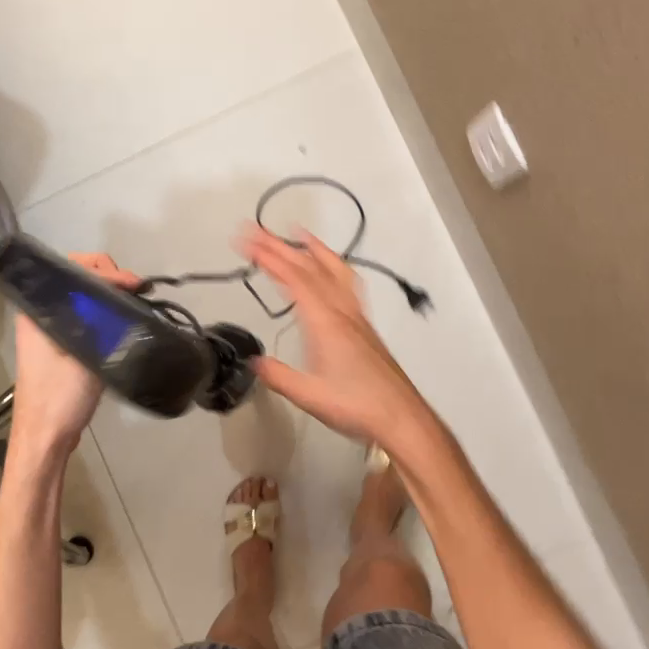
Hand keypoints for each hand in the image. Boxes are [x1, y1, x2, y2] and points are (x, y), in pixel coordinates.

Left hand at [8, 252, 141, 457]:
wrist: (45, 440)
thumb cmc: (58, 398)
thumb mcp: (85, 354)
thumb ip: (103, 322)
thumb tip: (125, 296)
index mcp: (37, 310)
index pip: (71, 268)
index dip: (104, 270)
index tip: (132, 284)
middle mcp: (40, 314)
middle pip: (76, 278)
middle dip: (108, 277)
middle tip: (137, 290)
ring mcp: (50, 330)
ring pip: (82, 297)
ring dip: (109, 294)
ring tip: (136, 300)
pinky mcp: (61, 347)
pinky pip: (84, 316)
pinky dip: (105, 311)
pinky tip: (124, 317)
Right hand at [239, 225, 432, 446]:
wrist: (401, 417)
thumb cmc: (357, 406)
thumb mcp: (308, 395)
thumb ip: (279, 376)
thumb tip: (255, 362)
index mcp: (326, 323)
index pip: (294, 279)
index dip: (269, 257)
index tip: (246, 241)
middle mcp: (342, 312)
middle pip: (310, 268)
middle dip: (280, 246)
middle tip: (255, 231)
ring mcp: (356, 317)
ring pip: (334, 271)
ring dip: (313, 249)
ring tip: (297, 233)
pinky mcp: (364, 326)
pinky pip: (346, 284)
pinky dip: (332, 266)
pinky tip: (329, 270)